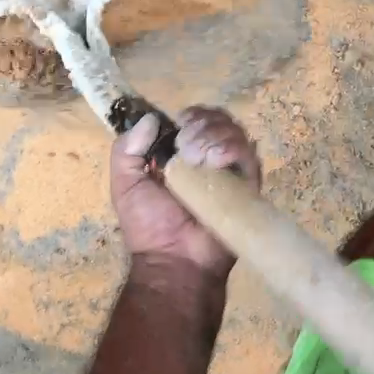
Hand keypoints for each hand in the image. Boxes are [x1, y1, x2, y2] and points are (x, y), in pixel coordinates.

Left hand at [110, 106, 261, 276]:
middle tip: (186, 144)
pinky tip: (215, 161)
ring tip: (196, 157)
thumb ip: (127, 149)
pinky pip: (248, 153)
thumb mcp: (125, 184)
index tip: (180, 123)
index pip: (198, 118)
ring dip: (214, 134)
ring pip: (234, 130)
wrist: (174, 260)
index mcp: (185, 154)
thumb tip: (151, 117)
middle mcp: (211, 157)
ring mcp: (232, 169)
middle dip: (202, 123)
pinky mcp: (248, 182)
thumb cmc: (149, 226)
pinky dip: (232, 148)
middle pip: (218, 118)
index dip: (191, 114)